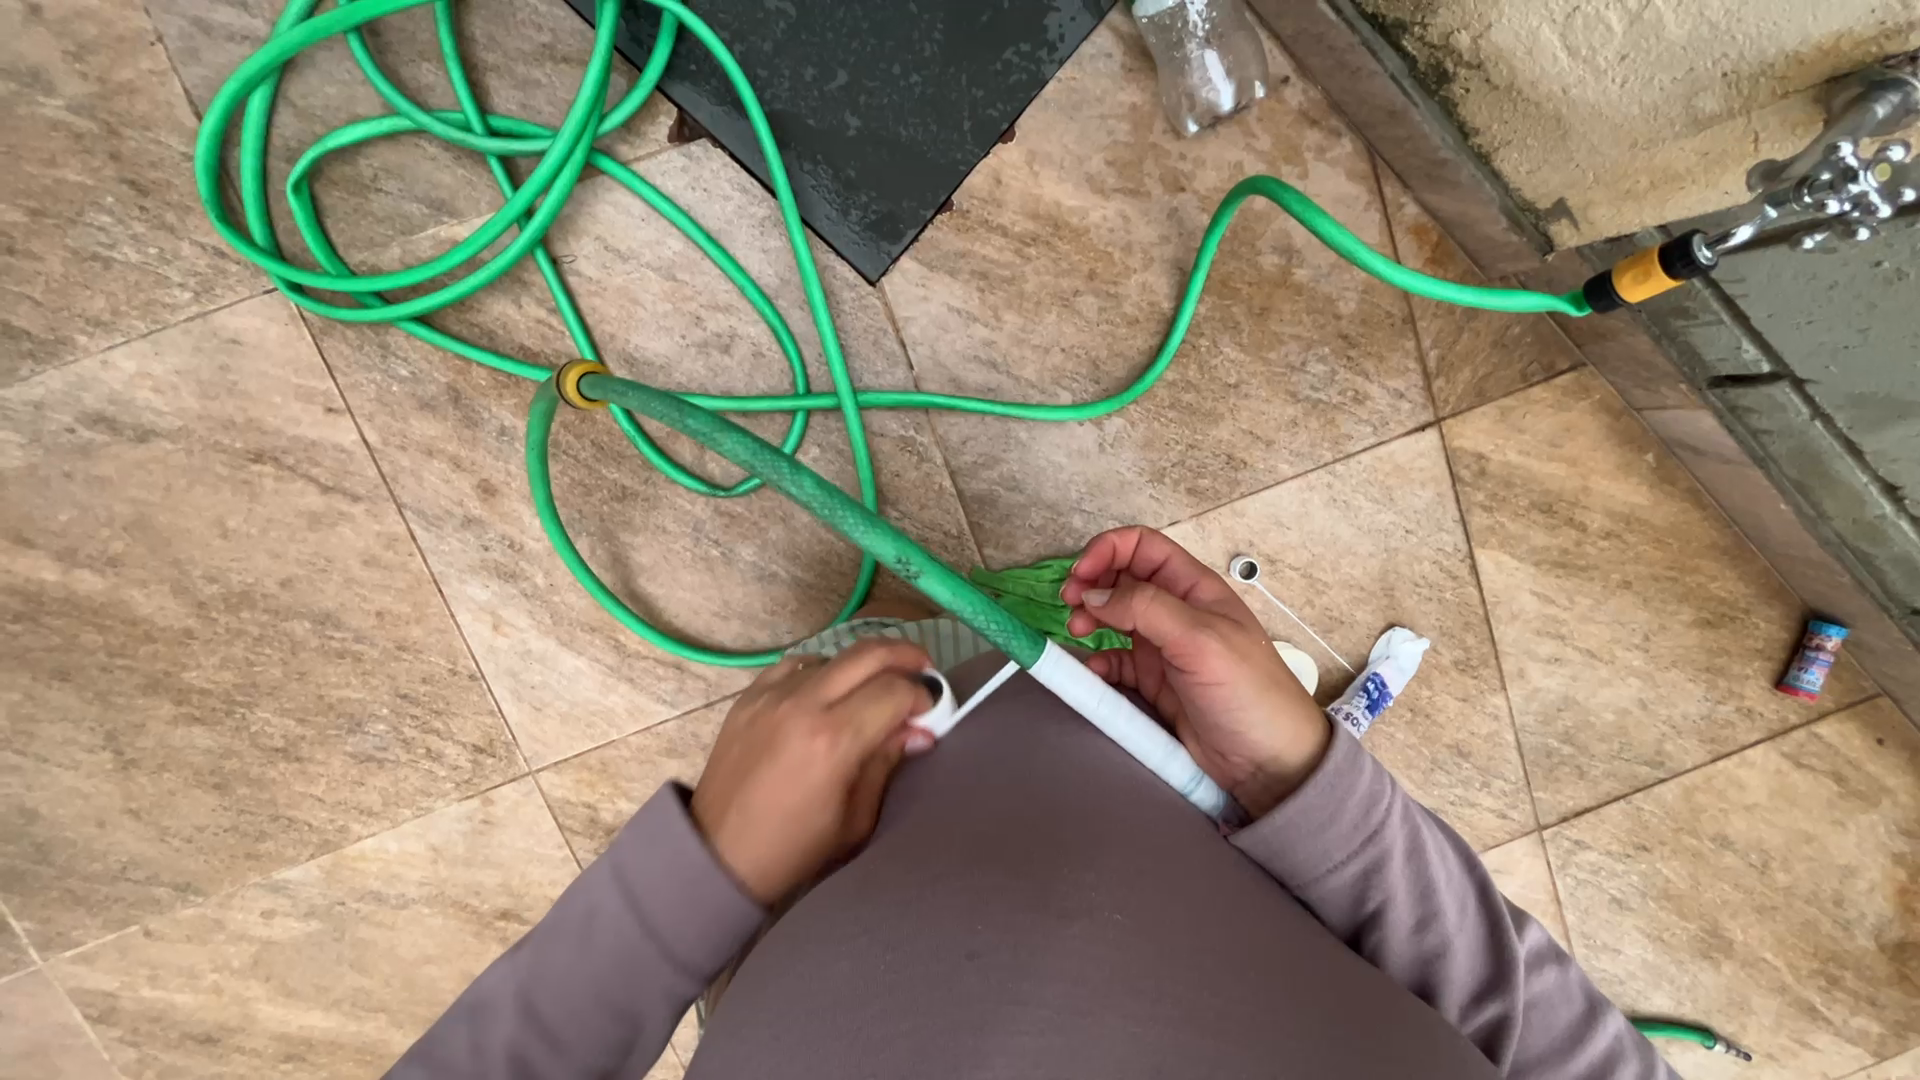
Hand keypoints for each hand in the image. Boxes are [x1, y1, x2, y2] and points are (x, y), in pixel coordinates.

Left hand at [690, 640, 935, 904]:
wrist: (717, 856)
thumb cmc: (795, 849)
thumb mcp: (857, 819)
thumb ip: (887, 762)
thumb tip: (919, 729)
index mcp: (834, 740)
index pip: (896, 690)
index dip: (924, 694)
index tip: (933, 708)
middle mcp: (803, 704)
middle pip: (870, 653)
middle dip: (907, 656)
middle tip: (923, 671)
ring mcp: (771, 694)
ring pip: (834, 654)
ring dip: (864, 665)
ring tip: (875, 688)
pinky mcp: (749, 695)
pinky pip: (797, 664)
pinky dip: (823, 671)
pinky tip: (828, 692)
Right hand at [1062, 526, 1329, 817]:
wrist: (1270, 763)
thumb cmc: (1248, 691)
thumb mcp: (1199, 639)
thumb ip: (1144, 607)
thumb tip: (1091, 594)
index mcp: (1193, 587)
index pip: (1142, 547)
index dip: (1107, 550)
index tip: (1080, 574)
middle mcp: (1175, 610)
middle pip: (1121, 578)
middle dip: (1091, 583)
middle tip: (1069, 604)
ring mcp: (1162, 646)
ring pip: (1112, 618)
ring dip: (1089, 619)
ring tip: (1078, 634)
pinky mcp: (1152, 681)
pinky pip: (1113, 661)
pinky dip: (1097, 662)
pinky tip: (1095, 671)